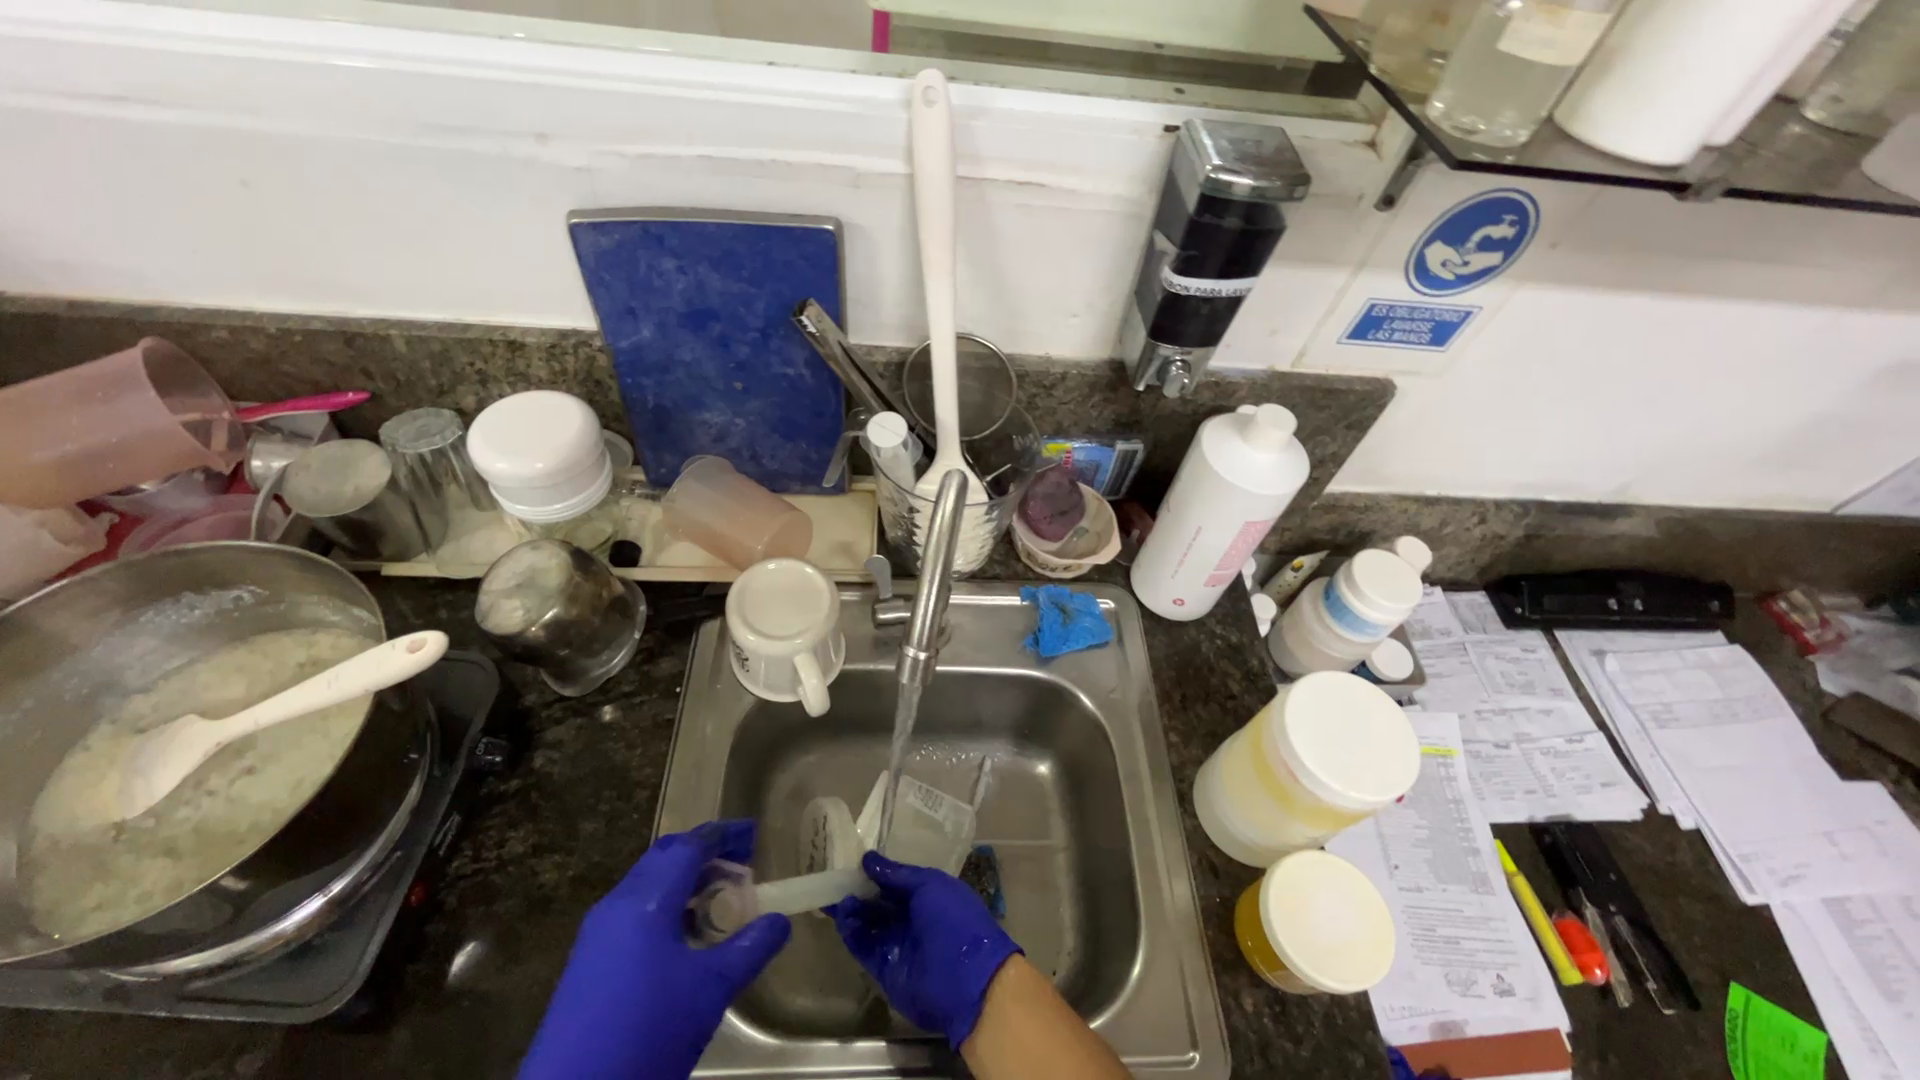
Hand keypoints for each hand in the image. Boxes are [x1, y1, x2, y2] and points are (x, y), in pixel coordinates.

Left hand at [518, 821, 790, 1079]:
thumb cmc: (651, 1027)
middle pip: (664, 858)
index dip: (724, 836)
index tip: (755, 834)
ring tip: (720, 902)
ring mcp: (597, 933)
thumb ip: (751, 948)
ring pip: (647, 885)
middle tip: (741, 865)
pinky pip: (633, 911)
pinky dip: (666, 907)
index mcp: (646, 901)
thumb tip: (780, 921)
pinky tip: (686, 939)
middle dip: (704, 854)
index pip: (689, 847)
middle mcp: (617, 904)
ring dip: (684, 882)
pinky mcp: (589, 960)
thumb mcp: (713, 989)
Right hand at [826, 851, 1021, 1050]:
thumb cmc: (954, 922)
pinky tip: (841, 917)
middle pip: (881, 902)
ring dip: (853, 910)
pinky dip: (851, 933)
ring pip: (869, 924)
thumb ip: (898, 874)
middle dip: (860, 890)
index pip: (898, 881)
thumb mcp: (931, 886)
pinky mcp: (886, 969)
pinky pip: (864, 947)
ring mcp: (900, 944)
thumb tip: (869, 859)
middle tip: (835, 877)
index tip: (852, 859)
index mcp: (932, 896)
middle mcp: (915, 919)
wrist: (968, 983)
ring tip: (834, 896)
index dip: (877, 872)